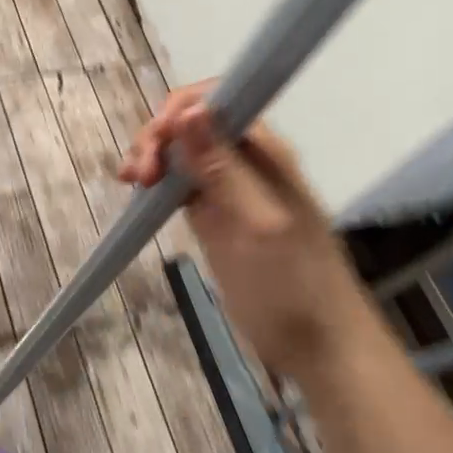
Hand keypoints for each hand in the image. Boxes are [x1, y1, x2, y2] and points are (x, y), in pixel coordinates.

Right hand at [119, 81, 377, 378]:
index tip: (158, 139)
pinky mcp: (214, 214)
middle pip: (192, 121)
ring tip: (131, 182)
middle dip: (159, 135)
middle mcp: (246, 160)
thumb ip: (223, 169)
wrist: (321, 351)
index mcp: (266, 153)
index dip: (181, 109)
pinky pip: (179, 179)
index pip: (218, 100)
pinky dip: (156, 179)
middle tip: (138, 175)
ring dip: (152, 154)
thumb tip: (190, 110)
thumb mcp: (258, 226)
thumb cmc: (295, 289)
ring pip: (181, 148)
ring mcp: (228, 187)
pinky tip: (137, 190)